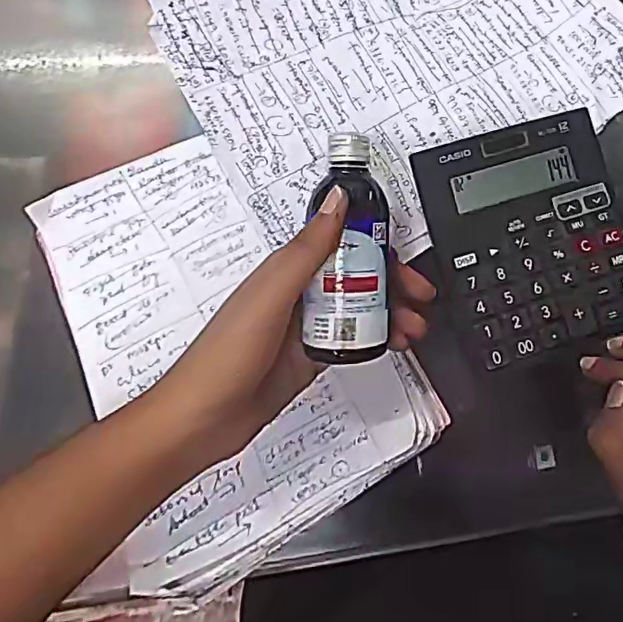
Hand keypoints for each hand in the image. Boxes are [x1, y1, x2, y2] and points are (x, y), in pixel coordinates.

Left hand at [148, 186, 436, 460]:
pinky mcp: (310, 354)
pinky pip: (351, 338)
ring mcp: (305, 325)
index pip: (343, 244)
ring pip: (359, 308)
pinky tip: (390, 344)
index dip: (377, 247)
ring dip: (391, 313)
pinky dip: (376, 338)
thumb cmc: (224, 355)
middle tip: (419, 297)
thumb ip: (308, 249)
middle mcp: (298, 293)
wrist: (203, 419)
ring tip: (412, 329)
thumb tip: (336, 202)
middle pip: (357, 276)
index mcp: (288, 269)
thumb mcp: (272, 294)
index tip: (403, 260)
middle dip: (394, 284)